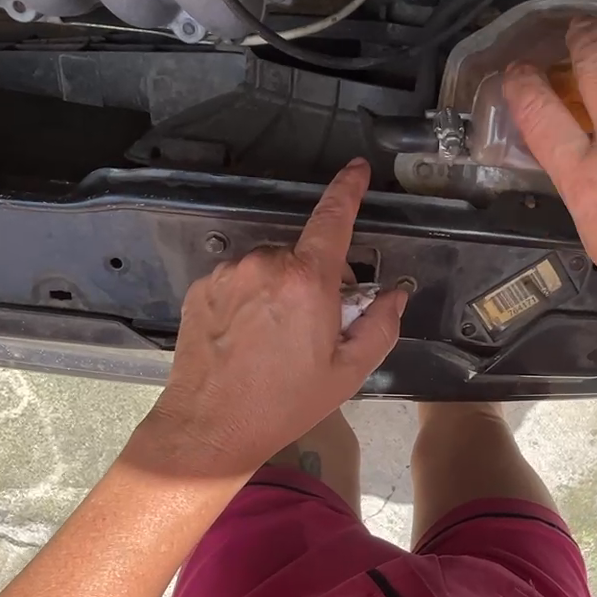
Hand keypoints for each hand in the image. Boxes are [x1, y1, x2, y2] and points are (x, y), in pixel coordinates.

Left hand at [132, 159, 405, 477]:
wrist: (211, 426)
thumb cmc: (285, 402)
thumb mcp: (349, 372)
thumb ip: (381, 325)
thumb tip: (393, 295)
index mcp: (307, 281)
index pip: (333, 219)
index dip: (349, 190)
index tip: (358, 170)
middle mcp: (264, 264)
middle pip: (304, 255)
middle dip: (317, 281)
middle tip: (315, 331)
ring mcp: (228, 273)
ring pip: (270, 267)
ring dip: (281, 290)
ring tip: (276, 341)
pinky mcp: (202, 287)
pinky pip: (240, 280)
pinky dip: (251, 299)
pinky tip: (247, 339)